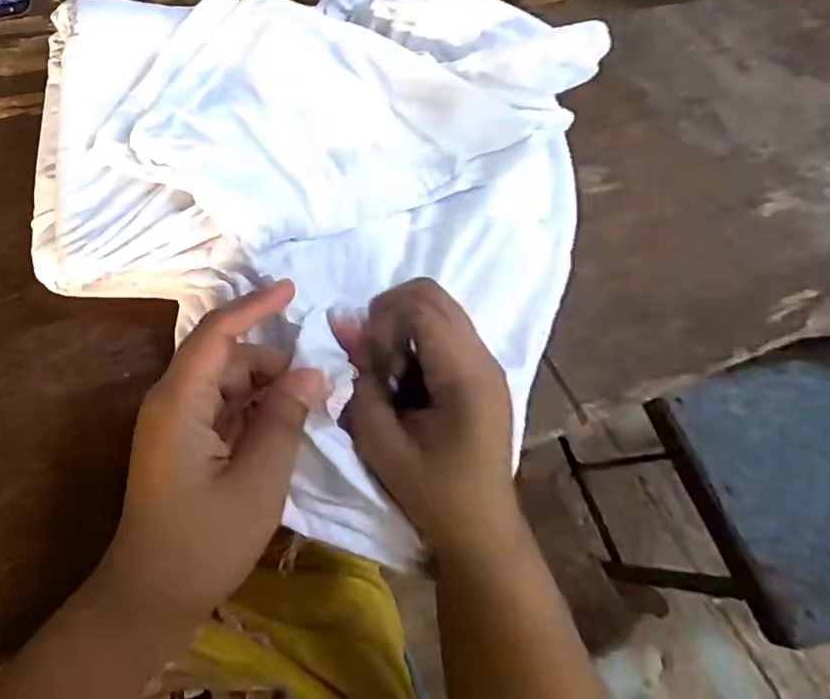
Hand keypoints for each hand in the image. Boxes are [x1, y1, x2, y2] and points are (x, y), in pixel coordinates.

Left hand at [98, 279, 326, 624]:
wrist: (149, 595)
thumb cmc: (203, 542)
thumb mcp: (257, 482)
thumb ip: (284, 421)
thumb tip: (310, 374)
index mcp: (179, 399)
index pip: (217, 332)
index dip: (254, 306)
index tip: (292, 290)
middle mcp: (171, 399)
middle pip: (225, 358)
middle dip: (272, 362)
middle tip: (320, 383)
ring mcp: (173, 420)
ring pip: (225, 383)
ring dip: (265, 389)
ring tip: (308, 408)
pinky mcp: (181, 441)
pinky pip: (220, 408)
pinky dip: (252, 410)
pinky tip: (282, 426)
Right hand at [333, 278, 517, 554]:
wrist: (482, 535)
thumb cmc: (432, 494)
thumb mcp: (380, 441)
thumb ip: (361, 378)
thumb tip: (343, 323)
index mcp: (466, 375)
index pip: (420, 305)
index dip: (382, 322)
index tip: (371, 364)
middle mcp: (483, 358)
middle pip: (429, 293)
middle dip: (388, 313)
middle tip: (373, 357)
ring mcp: (486, 363)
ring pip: (435, 306)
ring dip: (401, 326)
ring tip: (390, 373)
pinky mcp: (480, 372)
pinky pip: (441, 329)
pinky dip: (413, 339)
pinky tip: (405, 380)